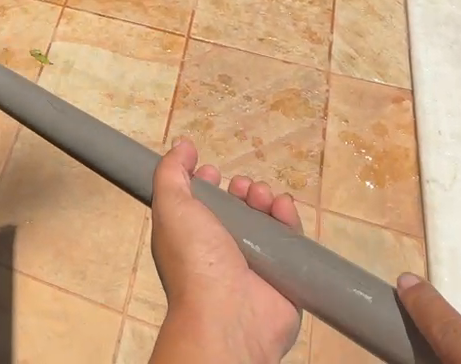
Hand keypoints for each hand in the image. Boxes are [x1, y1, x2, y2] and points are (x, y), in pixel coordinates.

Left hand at [149, 138, 303, 363]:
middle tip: (243, 186)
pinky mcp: (284, 278)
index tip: (211, 169)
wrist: (228, 315)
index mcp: (190, 236)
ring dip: (263, 200)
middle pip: (235, 209)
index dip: (206, 182)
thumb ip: (172, 172)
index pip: (199, 203)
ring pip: (264, 221)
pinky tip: (283, 207)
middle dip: (240, 190)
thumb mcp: (170, 205)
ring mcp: (253, 265)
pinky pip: (290, 242)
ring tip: (262, 196)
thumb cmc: (193, 257)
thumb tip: (183, 145)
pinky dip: (288, 219)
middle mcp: (220, 250)